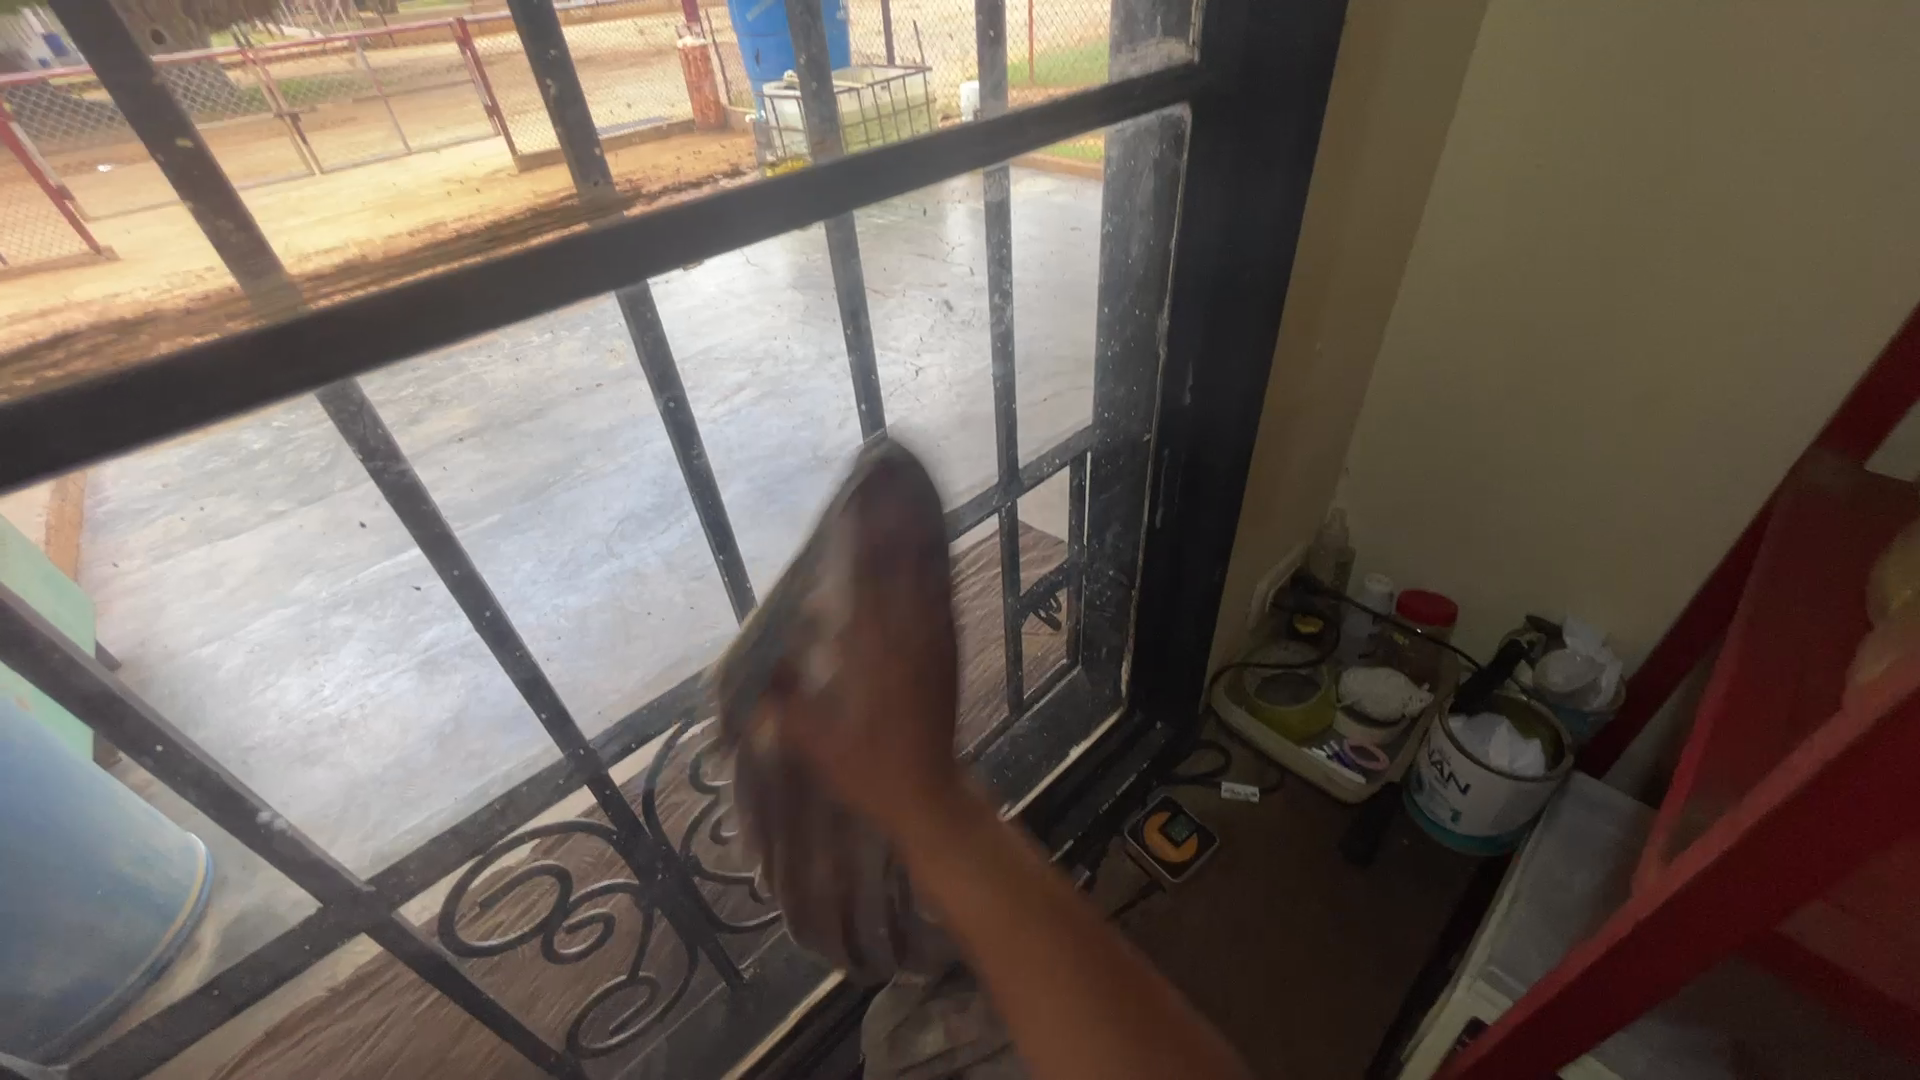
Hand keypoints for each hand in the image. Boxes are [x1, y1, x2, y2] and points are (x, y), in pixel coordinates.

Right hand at [758, 451, 967, 843]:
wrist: (928, 794)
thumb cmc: (866, 772)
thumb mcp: (816, 746)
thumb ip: (785, 706)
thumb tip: (760, 666)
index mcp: (873, 661)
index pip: (864, 588)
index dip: (862, 542)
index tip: (855, 503)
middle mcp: (908, 642)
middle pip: (899, 570)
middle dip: (892, 522)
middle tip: (885, 478)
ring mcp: (935, 644)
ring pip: (926, 577)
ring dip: (917, 533)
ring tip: (909, 491)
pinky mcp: (951, 650)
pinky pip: (944, 598)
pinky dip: (937, 564)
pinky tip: (933, 540)